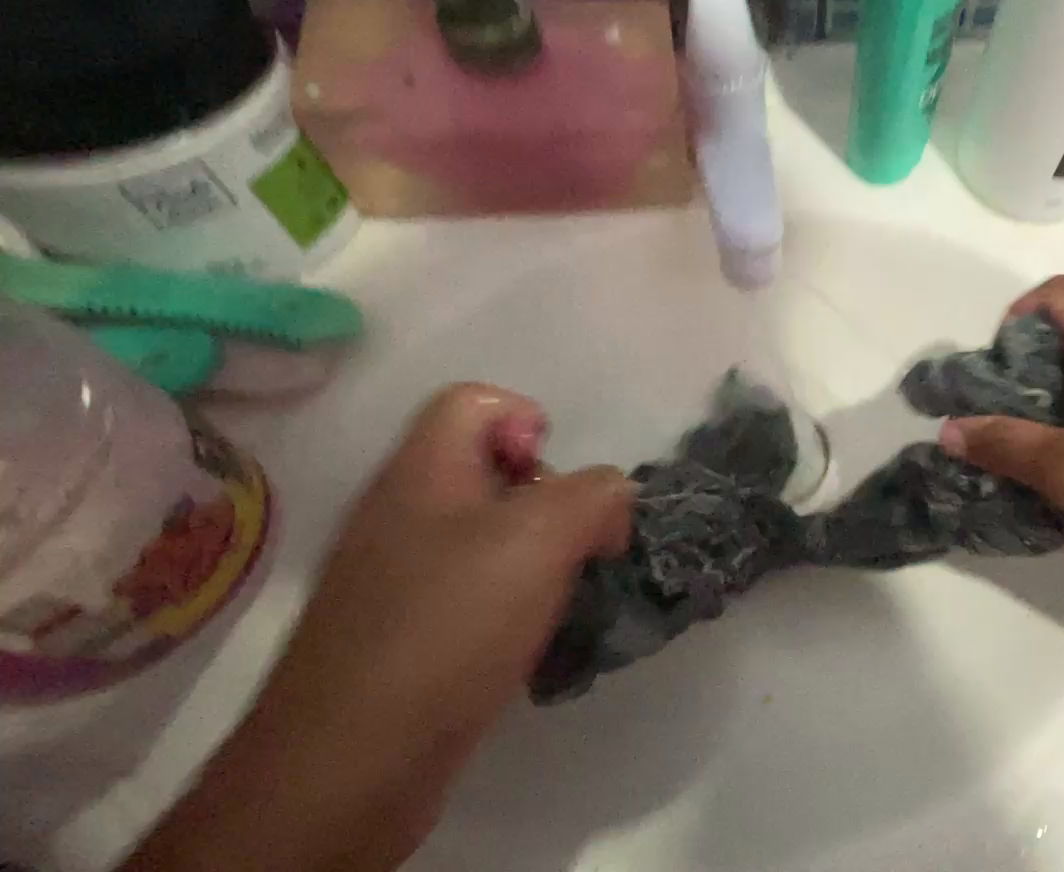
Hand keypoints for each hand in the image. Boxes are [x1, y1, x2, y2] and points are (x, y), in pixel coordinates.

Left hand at [124, 383, 633, 871]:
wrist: (351, 764)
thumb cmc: (450, 625)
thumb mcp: (544, 536)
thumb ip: (596, 493)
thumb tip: (611, 496)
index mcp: (423, 473)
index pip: (476, 400)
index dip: (529, 420)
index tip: (560, 483)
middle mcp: (403, 512)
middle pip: (491, 467)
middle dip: (551, 498)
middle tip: (576, 544)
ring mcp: (397, 575)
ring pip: (489, 532)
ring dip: (541, 553)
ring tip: (563, 594)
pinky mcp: (404, 630)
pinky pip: (474, 586)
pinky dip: (514, 599)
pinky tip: (532, 636)